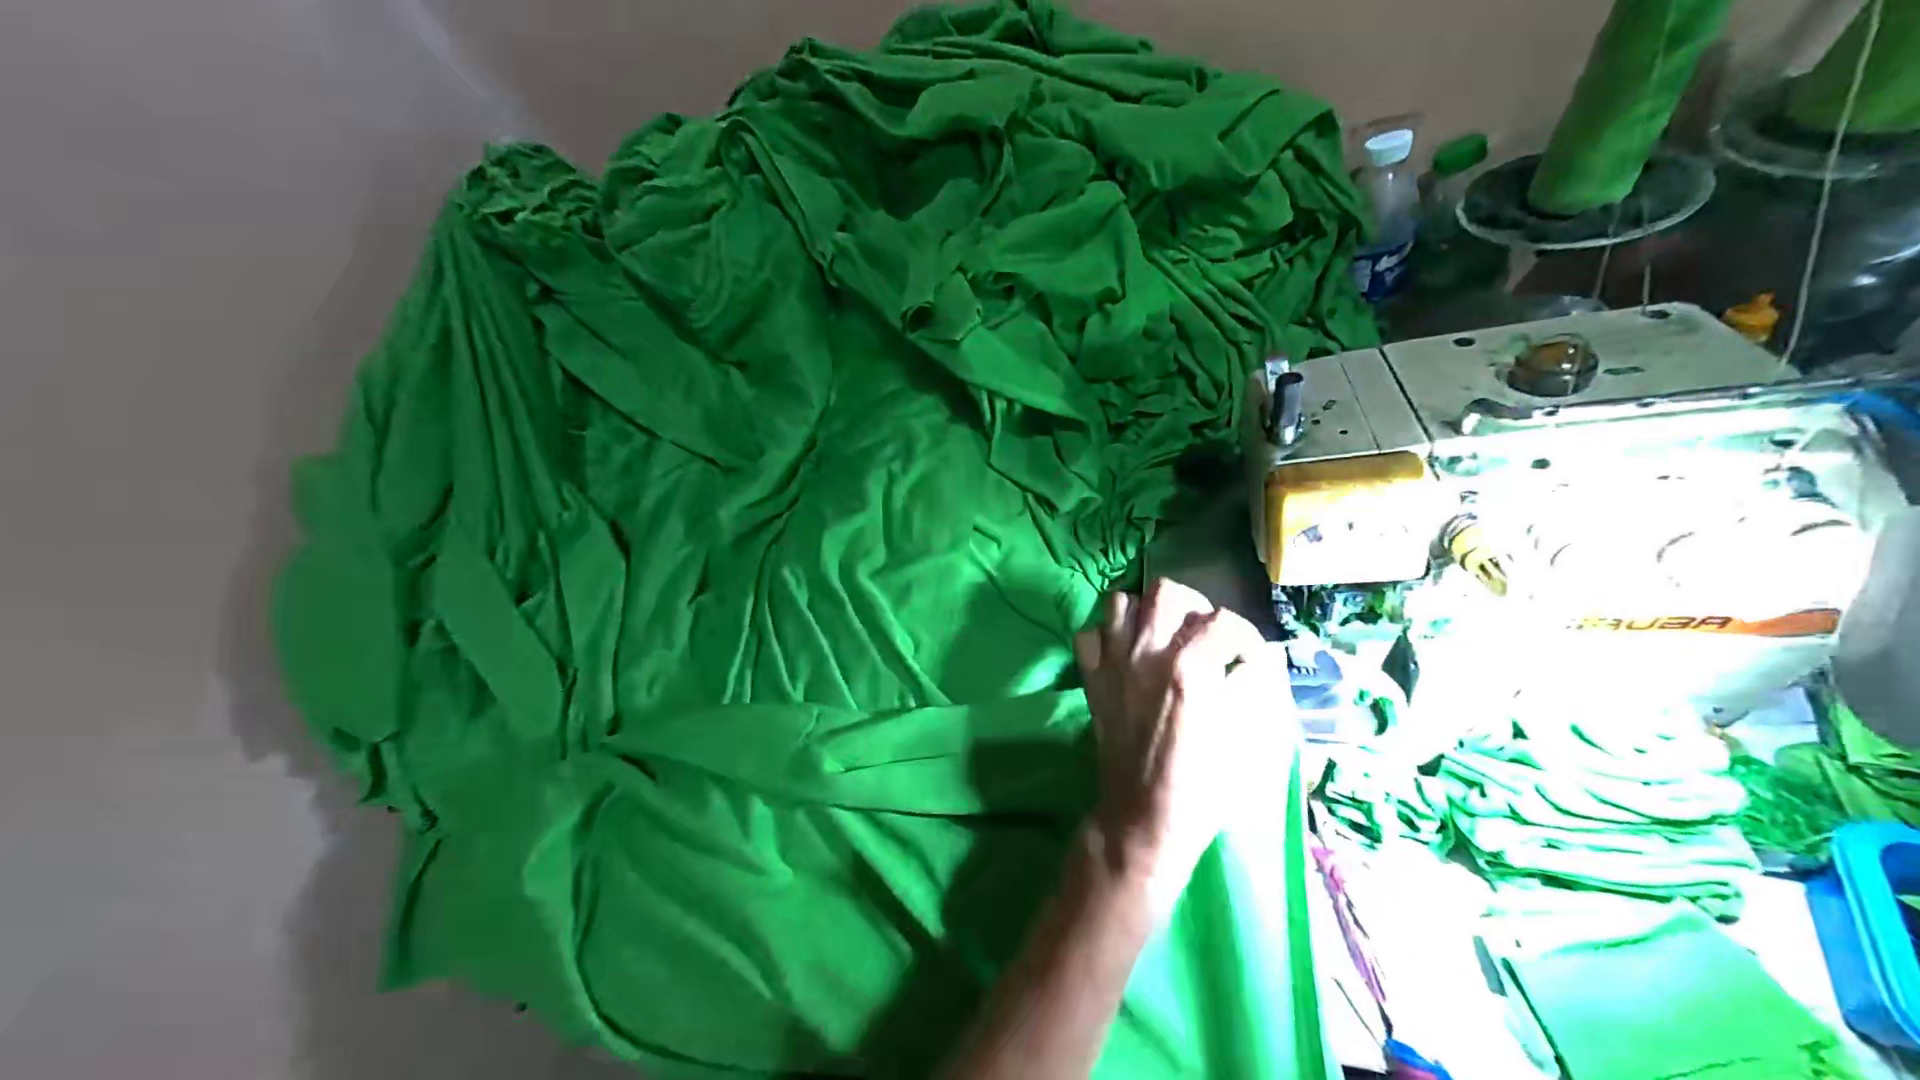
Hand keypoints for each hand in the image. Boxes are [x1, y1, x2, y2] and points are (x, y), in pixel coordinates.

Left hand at [1074, 578, 1281, 918]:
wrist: (1141, 817)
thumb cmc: (1199, 788)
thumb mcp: (1242, 738)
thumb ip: (1246, 688)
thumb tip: (1252, 661)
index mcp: (1190, 669)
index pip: (1223, 621)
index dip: (1244, 637)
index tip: (1248, 657)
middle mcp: (1147, 653)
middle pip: (1166, 591)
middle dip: (1193, 605)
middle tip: (1203, 634)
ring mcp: (1112, 662)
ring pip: (1120, 602)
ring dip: (1145, 612)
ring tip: (1163, 636)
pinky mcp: (1090, 678)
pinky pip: (1089, 634)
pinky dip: (1107, 636)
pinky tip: (1125, 654)